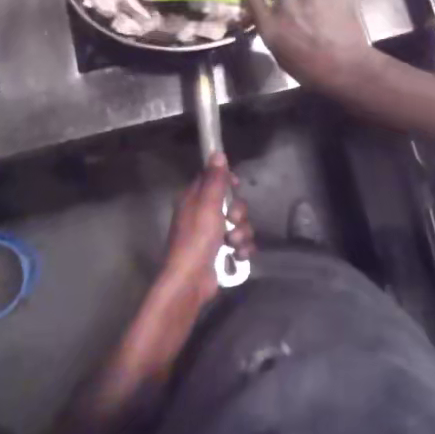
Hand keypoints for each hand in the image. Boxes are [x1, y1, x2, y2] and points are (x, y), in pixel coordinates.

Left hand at [154, 152, 255, 314]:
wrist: (191, 280)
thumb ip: (215, 180)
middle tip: (232, 222)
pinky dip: (243, 249)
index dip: (228, 182)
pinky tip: (239, 256)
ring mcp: (212, 235)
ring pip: (239, 225)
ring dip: (242, 234)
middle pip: (232, 203)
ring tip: (234, 245)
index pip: (213, 180)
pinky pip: (241, 244)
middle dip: (239, 214)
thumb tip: (217, 153)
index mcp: (193, 200)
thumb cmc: (197, 239)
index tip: (236, 187)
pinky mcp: (221, 253)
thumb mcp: (207, 205)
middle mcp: (202, 215)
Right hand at [244, 0, 376, 89]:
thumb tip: (275, 23)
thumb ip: (274, 34)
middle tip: (299, 6)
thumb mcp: (282, 56)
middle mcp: (288, 5)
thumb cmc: (312, 71)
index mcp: (272, 26)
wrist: (347, 68)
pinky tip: (337, 15)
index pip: (254, 0)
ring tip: (321, 12)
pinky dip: (330, 1)